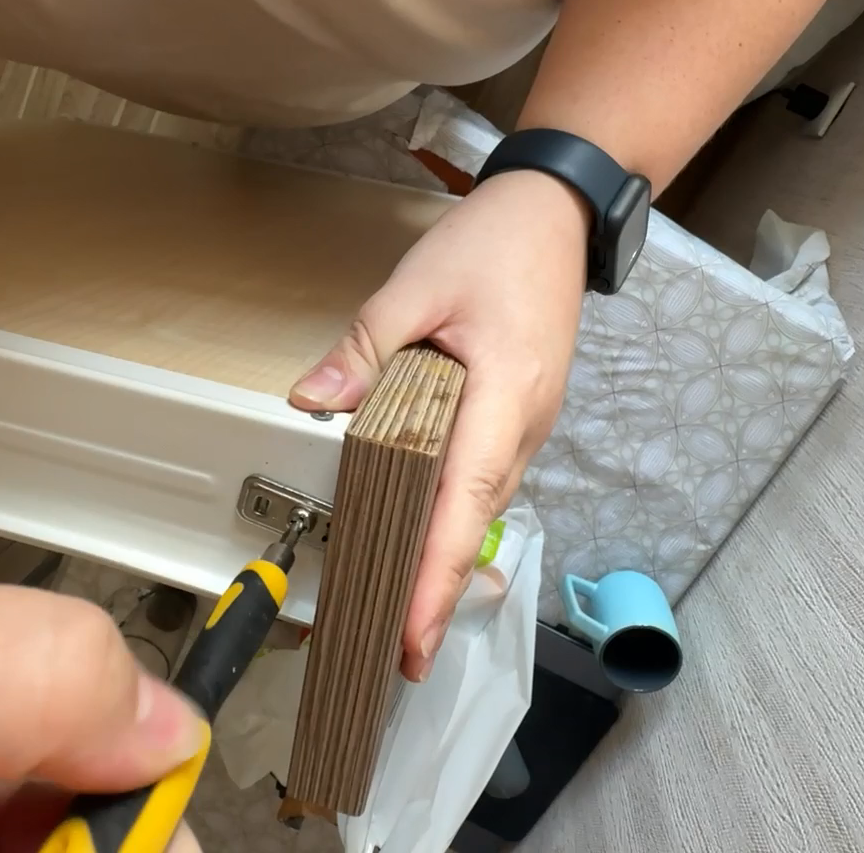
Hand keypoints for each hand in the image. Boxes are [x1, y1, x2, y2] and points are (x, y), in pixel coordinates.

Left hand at [292, 170, 587, 680]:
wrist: (554, 215)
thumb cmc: (492, 243)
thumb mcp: (418, 284)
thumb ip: (365, 346)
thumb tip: (309, 401)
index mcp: (506, 395)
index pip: (467, 501)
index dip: (437, 575)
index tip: (409, 640)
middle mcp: (527, 423)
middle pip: (476, 517)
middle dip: (436, 586)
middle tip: (388, 647)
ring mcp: (530, 420)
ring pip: (483, 502)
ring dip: (445, 555)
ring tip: (400, 605)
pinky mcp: (520, 411)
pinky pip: (485, 475)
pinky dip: (453, 513)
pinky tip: (423, 527)